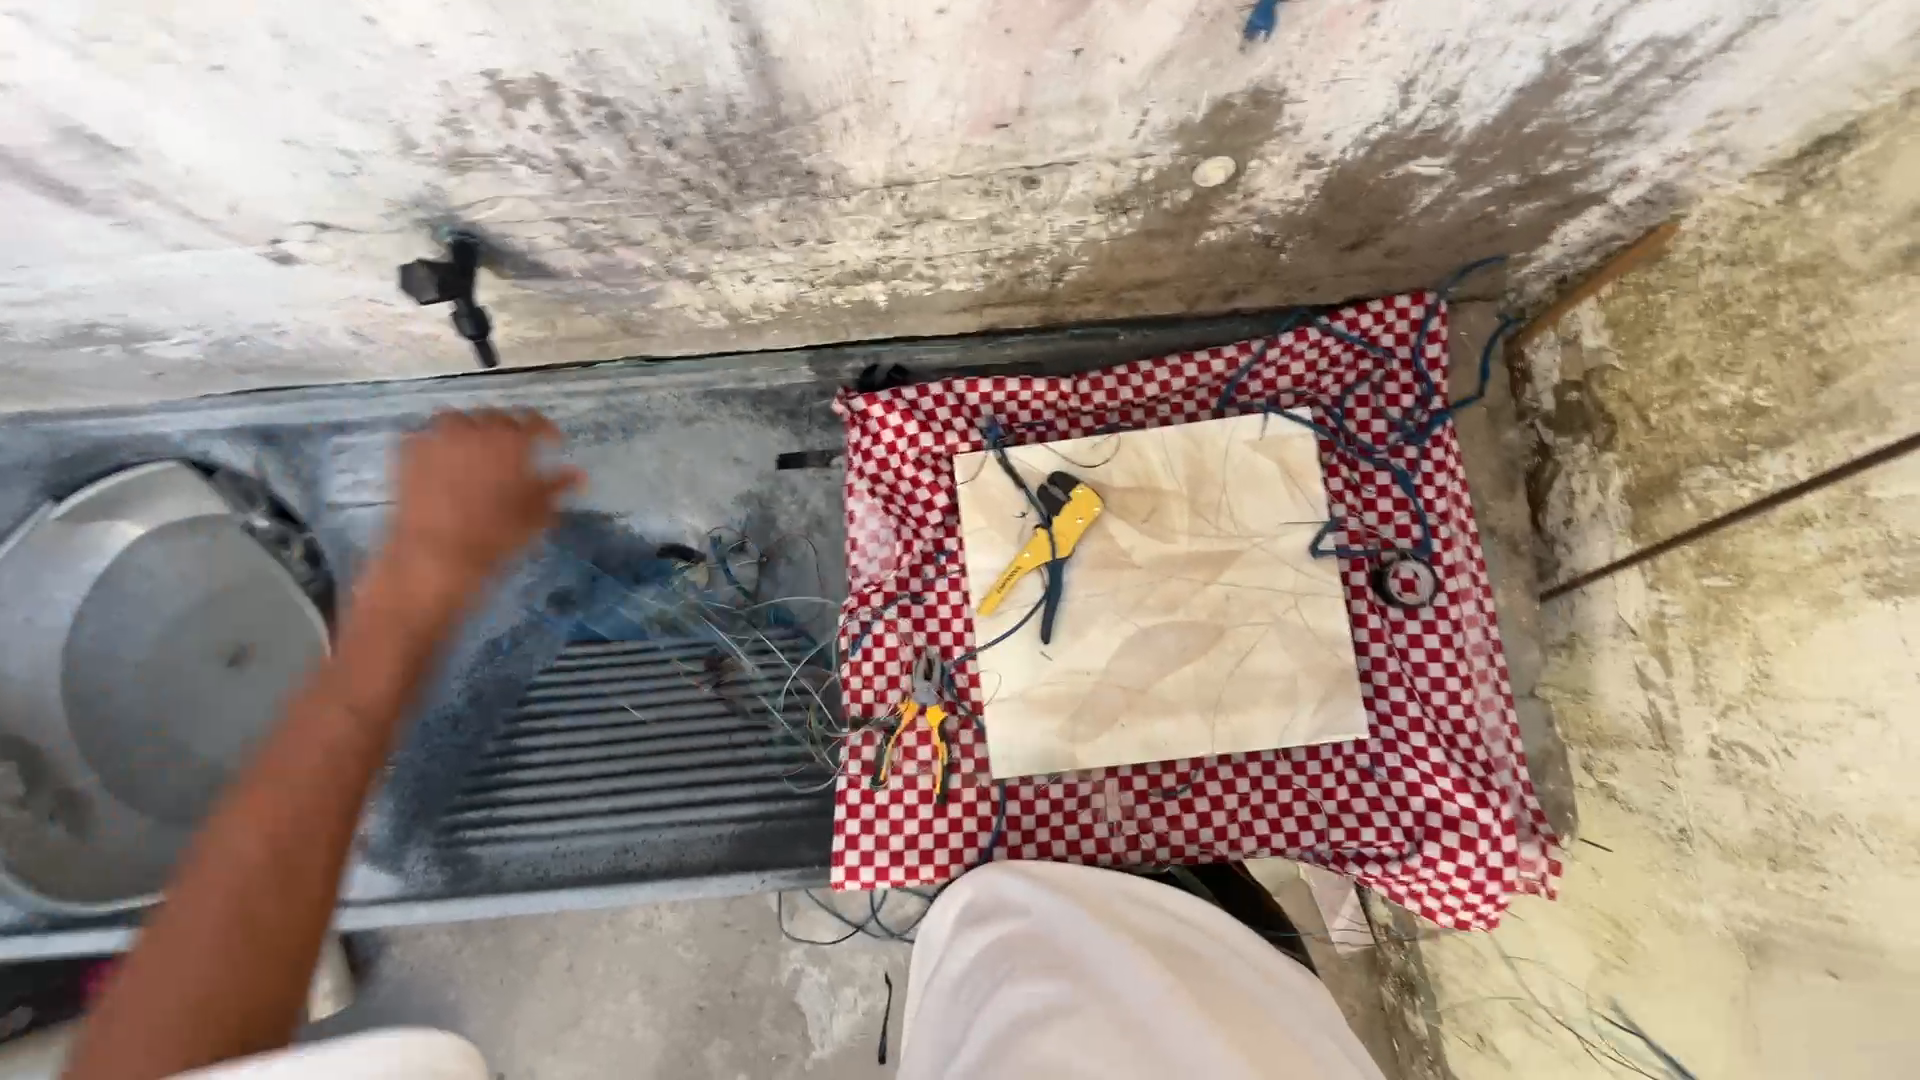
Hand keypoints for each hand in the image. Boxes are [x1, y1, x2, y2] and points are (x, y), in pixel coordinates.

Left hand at [386, 409, 584, 585]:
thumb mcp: (539, 513)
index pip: (534, 420)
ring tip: (477, 450)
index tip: (551, 444)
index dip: (546, 430)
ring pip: (459, 420)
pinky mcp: (408, 451)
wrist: (437, 552)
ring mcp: (438, 437)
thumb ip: (557, 487)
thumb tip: (578, 475)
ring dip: (471, 430)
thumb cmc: (498, 534)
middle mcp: (475, 429)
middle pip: (496, 417)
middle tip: (514, 452)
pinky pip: (427, 435)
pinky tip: (445, 460)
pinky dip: (440, 442)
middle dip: (508, 430)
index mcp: (512, 440)